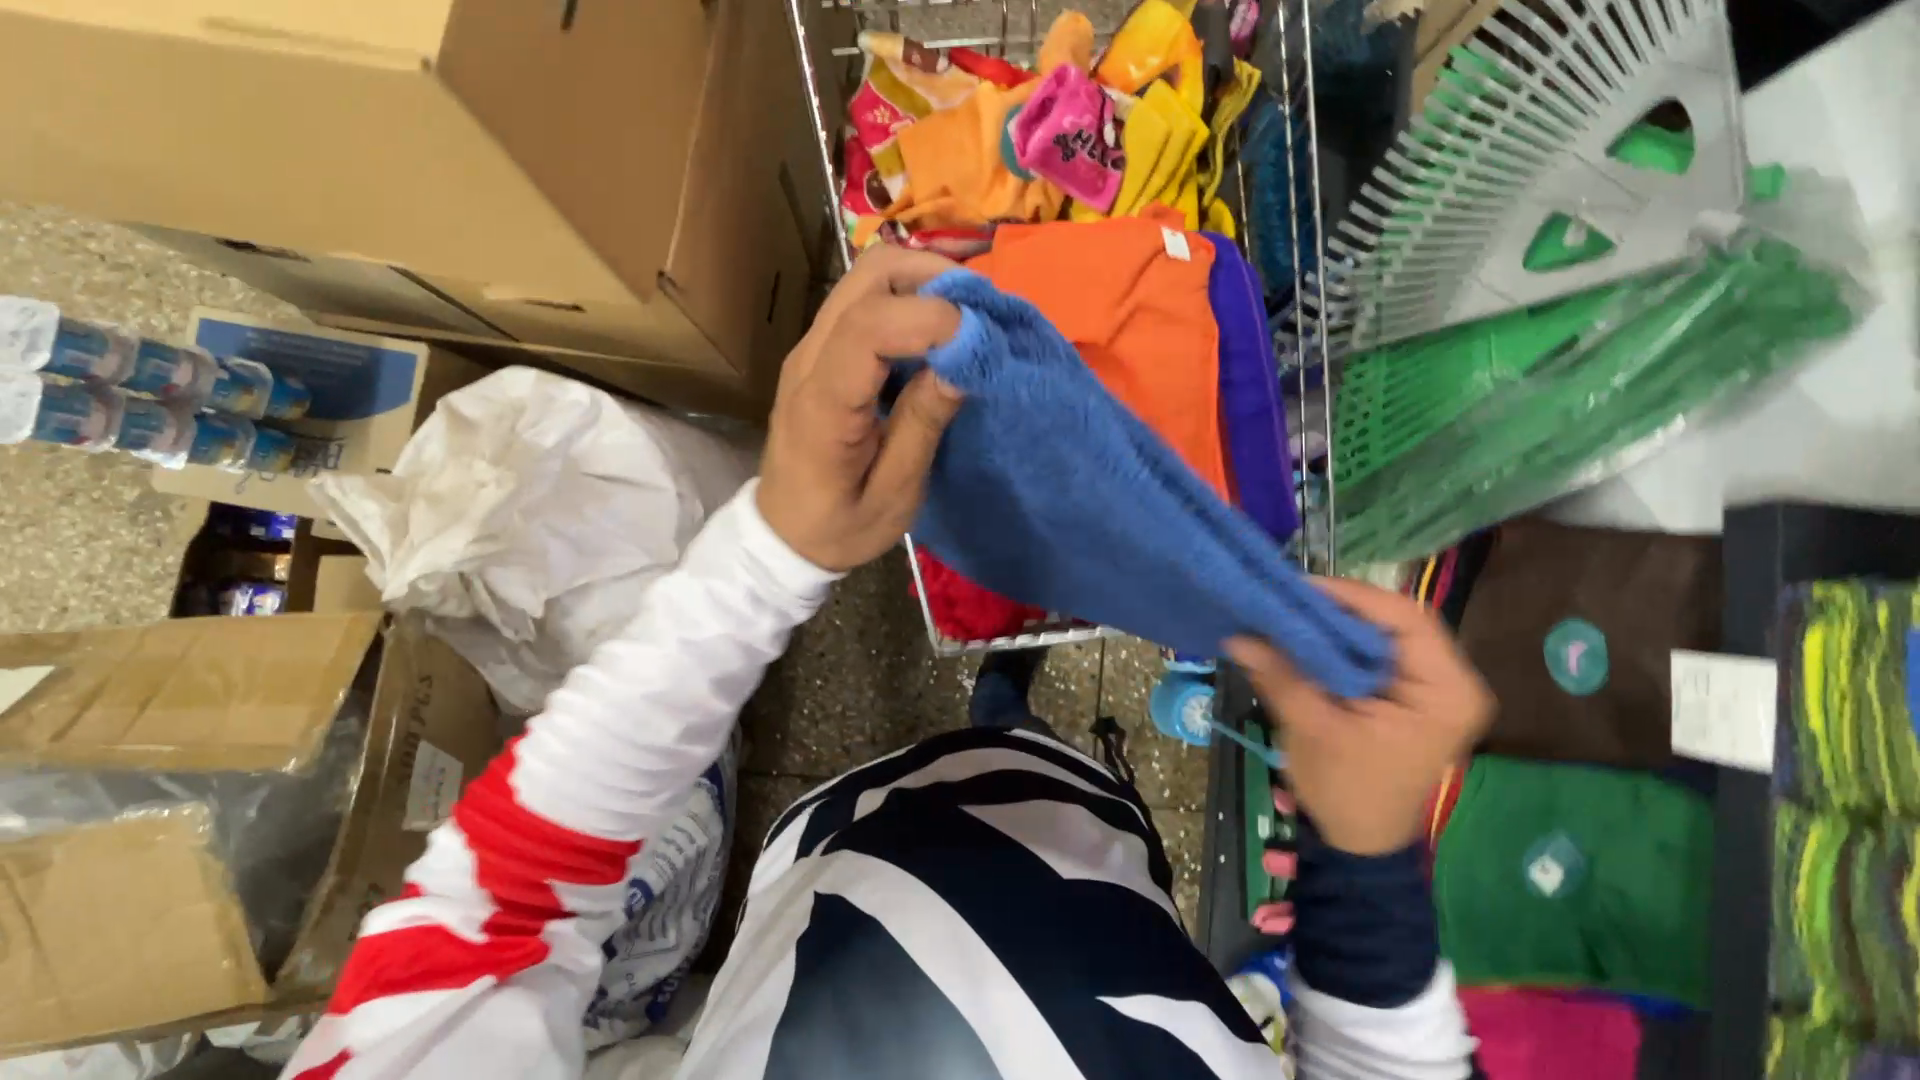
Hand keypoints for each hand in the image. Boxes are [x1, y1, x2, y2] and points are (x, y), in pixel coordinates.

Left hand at [758, 246, 965, 570]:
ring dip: (924, 283)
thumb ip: (922, 425)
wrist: (782, 534)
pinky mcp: (821, 350)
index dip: (931, 317)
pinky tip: (939, 333)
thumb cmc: (838, 526)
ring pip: (867, 277)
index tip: (980, 340)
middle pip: (869, 274)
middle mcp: (810, 359)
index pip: (868, 326)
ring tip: (968, 319)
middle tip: (983, 312)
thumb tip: (962, 364)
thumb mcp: (893, 495)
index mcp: (823, 404)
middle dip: (935, 278)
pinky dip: (910, 300)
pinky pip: (865, 301)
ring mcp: (811, 348)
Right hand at [1226, 578, 1492, 855]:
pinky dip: (1340, 642)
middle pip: (1396, 621)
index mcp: (1447, 691)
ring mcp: (1434, 686)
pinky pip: (1376, 651)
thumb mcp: (1312, 730)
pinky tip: (1306, 638)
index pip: (1408, 619)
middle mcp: (1453, 680)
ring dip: (1337, 623)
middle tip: (1287, 598)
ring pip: (1383, 632)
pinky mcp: (1412, 692)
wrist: (1361, 841)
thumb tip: (1238, 634)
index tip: (1300, 588)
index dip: (1353, 596)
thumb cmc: (1347, 791)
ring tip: (1291, 613)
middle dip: (1340, 608)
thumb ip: (1282, 676)